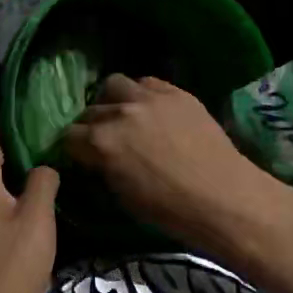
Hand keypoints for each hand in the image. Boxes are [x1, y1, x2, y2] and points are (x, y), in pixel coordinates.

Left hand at [0, 138, 57, 292]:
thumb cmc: (11, 268)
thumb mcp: (36, 218)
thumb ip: (44, 179)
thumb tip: (47, 161)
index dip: (24, 123)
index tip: (54, 114)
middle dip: (30, 145)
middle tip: (66, 137)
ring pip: (3, 179)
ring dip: (28, 171)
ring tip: (63, 160)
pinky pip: (2, 199)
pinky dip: (22, 192)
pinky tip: (49, 194)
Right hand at [63, 75, 292, 259]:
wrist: (223, 195)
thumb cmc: (170, 210)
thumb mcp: (123, 196)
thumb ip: (103, 169)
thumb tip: (96, 160)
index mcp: (101, 143)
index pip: (69, 136)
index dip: (73, 148)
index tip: (81, 156)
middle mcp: (119, 113)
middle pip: (90, 110)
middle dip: (91, 125)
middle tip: (103, 139)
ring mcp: (148, 97)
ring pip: (114, 84)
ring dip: (113, 100)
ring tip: (123, 114)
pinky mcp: (175, 92)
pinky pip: (147, 82)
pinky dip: (141, 93)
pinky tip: (150, 108)